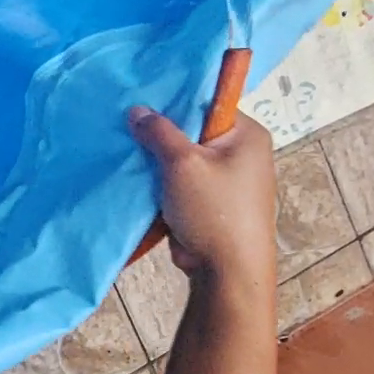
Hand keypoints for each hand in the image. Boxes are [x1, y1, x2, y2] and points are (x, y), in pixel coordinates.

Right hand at [128, 106, 275, 280]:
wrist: (225, 269)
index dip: (174, 104)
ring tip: (126, 151)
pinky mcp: (209, 201)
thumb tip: (137, 110)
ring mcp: (226, 179)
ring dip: (157, 161)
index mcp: (247, 135)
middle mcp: (241, 153)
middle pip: (192, 132)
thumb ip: (159, 133)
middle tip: (127, 128)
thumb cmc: (213, 209)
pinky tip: (136, 177)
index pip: (207, 105)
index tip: (141, 104)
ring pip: (183, 159)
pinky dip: (160, 181)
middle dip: (161, 134)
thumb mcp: (182, 164)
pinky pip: (180, 181)